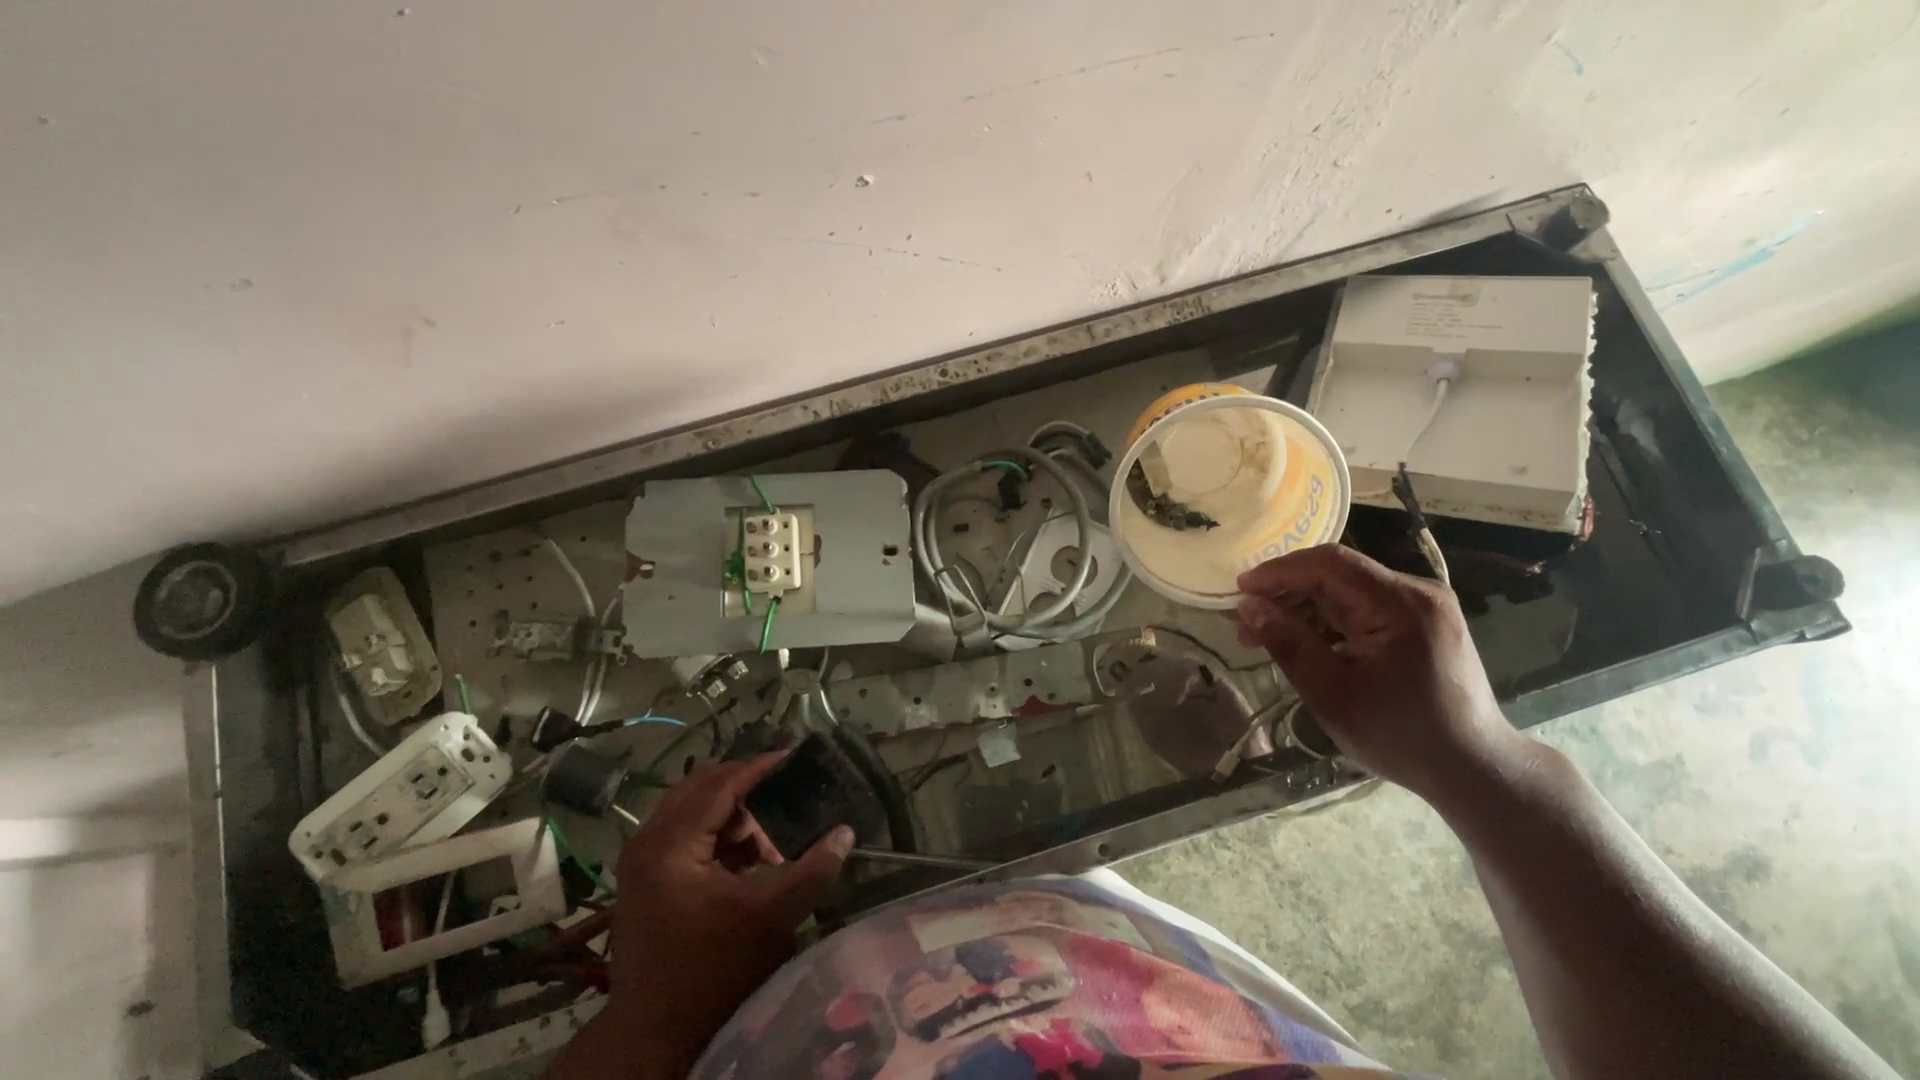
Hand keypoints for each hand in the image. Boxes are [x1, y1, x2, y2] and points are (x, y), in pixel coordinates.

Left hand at [607, 753, 853, 1065]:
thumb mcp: (770, 921)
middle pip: (700, 790)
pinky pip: (683, 836)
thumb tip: (845, 833)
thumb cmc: (713, 974)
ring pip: (690, 812)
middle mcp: (646, 842)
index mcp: (670, 845)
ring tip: (771, 836)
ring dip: (731, 813)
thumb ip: (811, 872)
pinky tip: (747, 859)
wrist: (655, 1035)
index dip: (760, 767)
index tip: (795, 755)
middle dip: (745, 788)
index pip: (719, 785)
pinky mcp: (644, 881)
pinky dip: (716, 836)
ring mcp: (640, 862)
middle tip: (788, 792)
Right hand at [1232, 544, 1523, 801]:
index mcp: (1399, 604)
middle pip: (1338, 574)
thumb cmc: (1399, 735)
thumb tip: (1248, 606)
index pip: (1328, 565)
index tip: (1237, 591)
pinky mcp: (1422, 625)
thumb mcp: (1331, 693)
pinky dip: (1328, 621)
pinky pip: (1365, 609)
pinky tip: (1301, 641)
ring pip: (1348, 591)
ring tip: (1261, 634)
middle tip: (1242, 619)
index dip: (1278, 572)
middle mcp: (1416, 593)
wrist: (1474, 769)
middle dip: (1285, 592)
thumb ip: (1288, 642)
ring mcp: (1423, 608)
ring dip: (1303, 608)